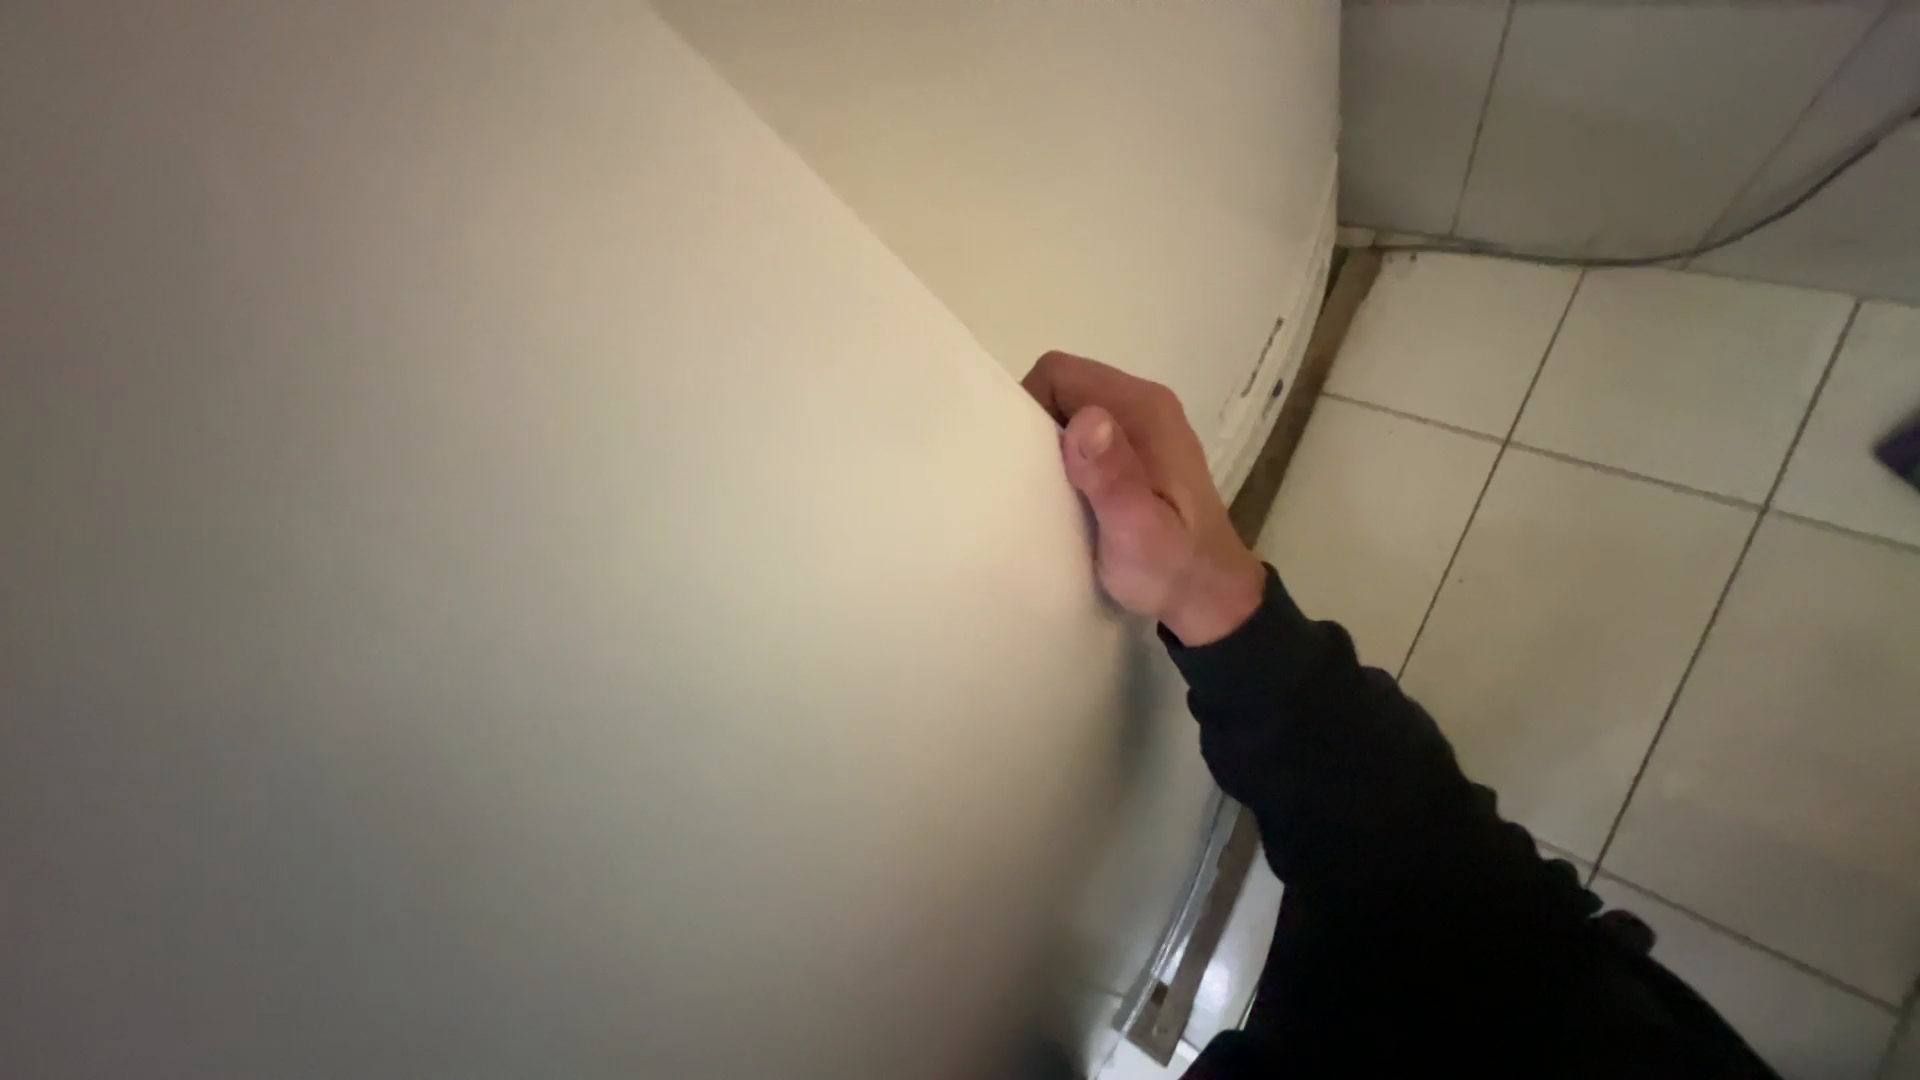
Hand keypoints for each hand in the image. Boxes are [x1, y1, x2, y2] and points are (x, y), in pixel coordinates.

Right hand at [1022, 352, 1264, 645]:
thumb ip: (1113, 477)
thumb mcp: (1138, 530)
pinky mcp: (1134, 452)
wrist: (1209, 596)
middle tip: (1023, 479)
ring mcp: (1140, 428)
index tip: (1017, 456)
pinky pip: (1083, 435)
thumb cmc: (1172, 567)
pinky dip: (1062, 457)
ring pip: (1069, 410)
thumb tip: (1085, 421)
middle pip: (1063, 387)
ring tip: (1039, 491)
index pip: (1061, 374)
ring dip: (1045, 444)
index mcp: (1143, 409)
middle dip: (1032, 425)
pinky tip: (1062, 495)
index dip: (1028, 405)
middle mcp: (1143, 405)